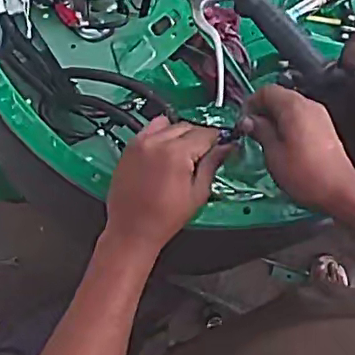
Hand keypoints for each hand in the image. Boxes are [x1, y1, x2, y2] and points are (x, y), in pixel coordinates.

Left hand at [102, 118, 232, 254]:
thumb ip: (211, 165)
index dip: (217, 140)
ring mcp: (140, 143)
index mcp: (176, 153)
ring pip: (168, 124)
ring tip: (183, 153)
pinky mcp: (129, 148)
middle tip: (204, 154)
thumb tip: (225, 148)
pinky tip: (164, 153)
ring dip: (179, 133)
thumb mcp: (198, 193)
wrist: (132, 230)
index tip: (221, 146)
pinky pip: (149, 130)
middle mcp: (156, 142)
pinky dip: (160, 135)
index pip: (205, 134)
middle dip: (199, 137)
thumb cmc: (163, 218)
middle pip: (187, 126)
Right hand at [239, 85, 354, 212]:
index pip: (266, 90)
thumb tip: (249, 120)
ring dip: (275, 119)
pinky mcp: (326, 128)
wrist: (340, 190)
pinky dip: (289, 125)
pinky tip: (283, 145)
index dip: (250, 103)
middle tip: (251, 131)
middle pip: (280, 97)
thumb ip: (260, 131)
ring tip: (265, 140)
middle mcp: (309, 105)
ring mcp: (320, 115)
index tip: (242, 121)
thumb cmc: (304, 173)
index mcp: (293, 106)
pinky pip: (302, 118)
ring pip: (291, 108)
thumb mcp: (273, 153)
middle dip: (263, 111)